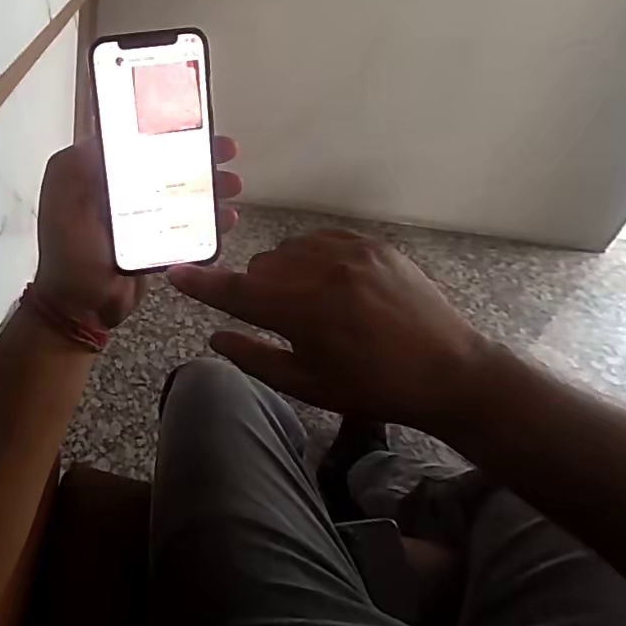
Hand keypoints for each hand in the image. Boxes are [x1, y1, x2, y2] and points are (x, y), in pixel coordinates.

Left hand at [33, 135, 240, 330]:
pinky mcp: (152, 236)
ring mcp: (135, 212)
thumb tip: (106, 134)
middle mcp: (112, 188)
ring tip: (231, 185)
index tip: (192, 125)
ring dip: (206, 184)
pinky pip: (182, 218)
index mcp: (88, 173)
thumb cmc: (68, 259)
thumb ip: (79, 168)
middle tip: (224, 152)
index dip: (161, 129)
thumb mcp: (65, 206)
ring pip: (176, 188)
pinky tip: (224, 216)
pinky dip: (205, 215)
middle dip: (195, 155)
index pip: (130, 139)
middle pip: (161, 160)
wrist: (83, 310)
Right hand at [166, 230, 495, 428]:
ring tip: (312, 301)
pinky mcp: (371, 243)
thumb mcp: (309, 385)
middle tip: (283, 319)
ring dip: (285, 272)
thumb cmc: (374, 387)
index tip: (175, 273)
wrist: (450, 371)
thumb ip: (255, 358)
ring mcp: (350, 252)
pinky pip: (320, 238)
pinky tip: (331, 281)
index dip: (202, 284)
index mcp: (304, 311)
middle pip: (261, 267)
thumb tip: (214, 339)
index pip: (237, 293)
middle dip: (258, 291)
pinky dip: (312, 257)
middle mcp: (322, 271)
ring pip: (288, 250)